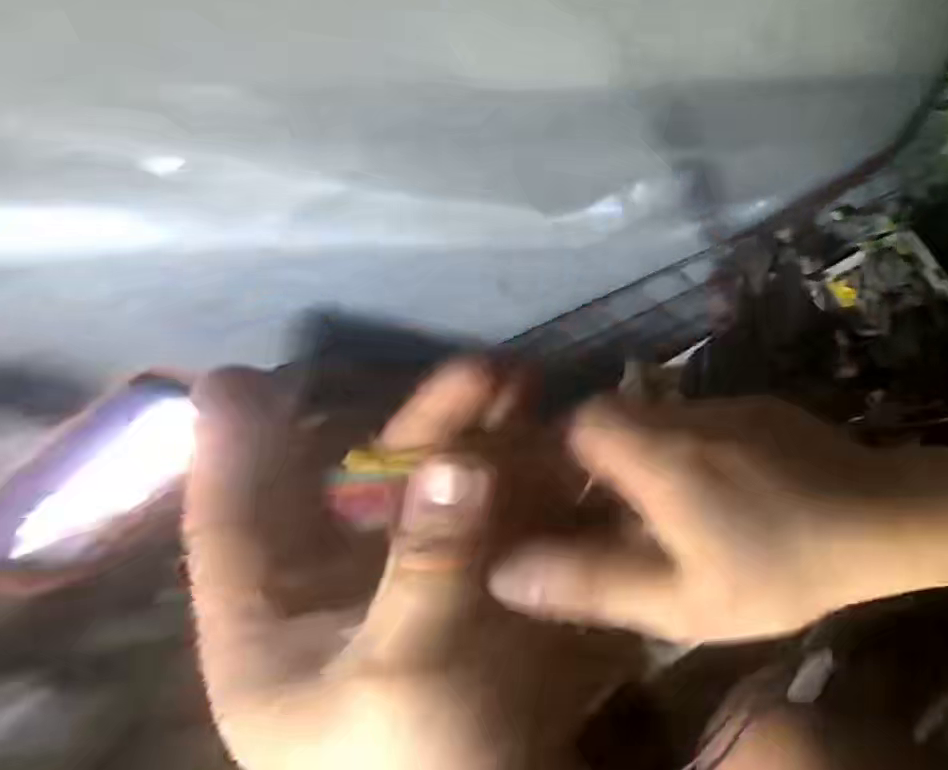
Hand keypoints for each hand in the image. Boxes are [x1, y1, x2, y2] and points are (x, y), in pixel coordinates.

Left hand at [185, 360, 622, 769]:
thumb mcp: (403, 665)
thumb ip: (426, 562)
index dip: (234, 449)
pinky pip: (512, 500)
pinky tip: (562, 433)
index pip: (241, 518)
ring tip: (530, 381)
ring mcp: (435, 564)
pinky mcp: (499, 563)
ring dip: (491, 428)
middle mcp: (357, 572)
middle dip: (429, 417)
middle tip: (486, 367)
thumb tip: (457, 459)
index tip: (234, 378)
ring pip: (455, 477)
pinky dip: (536, 465)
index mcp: (282, 611)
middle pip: (382, 475)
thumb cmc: (409, 758)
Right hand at [487, 395, 885, 643]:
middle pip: (629, 414)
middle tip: (623, 517)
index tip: (571, 501)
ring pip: (673, 417)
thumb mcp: (680, 601)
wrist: (879, 517)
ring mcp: (742, 406)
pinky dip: (702, 449)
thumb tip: (507, 568)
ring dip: (660, 455)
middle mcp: (699, 415)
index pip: (587, 417)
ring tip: (679, 513)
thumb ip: (591, 582)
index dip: (564, 453)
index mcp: (666, 455)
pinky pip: (715, 420)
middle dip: (611, 459)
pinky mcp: (774, 409)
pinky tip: (731, 494)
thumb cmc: (780, 568)